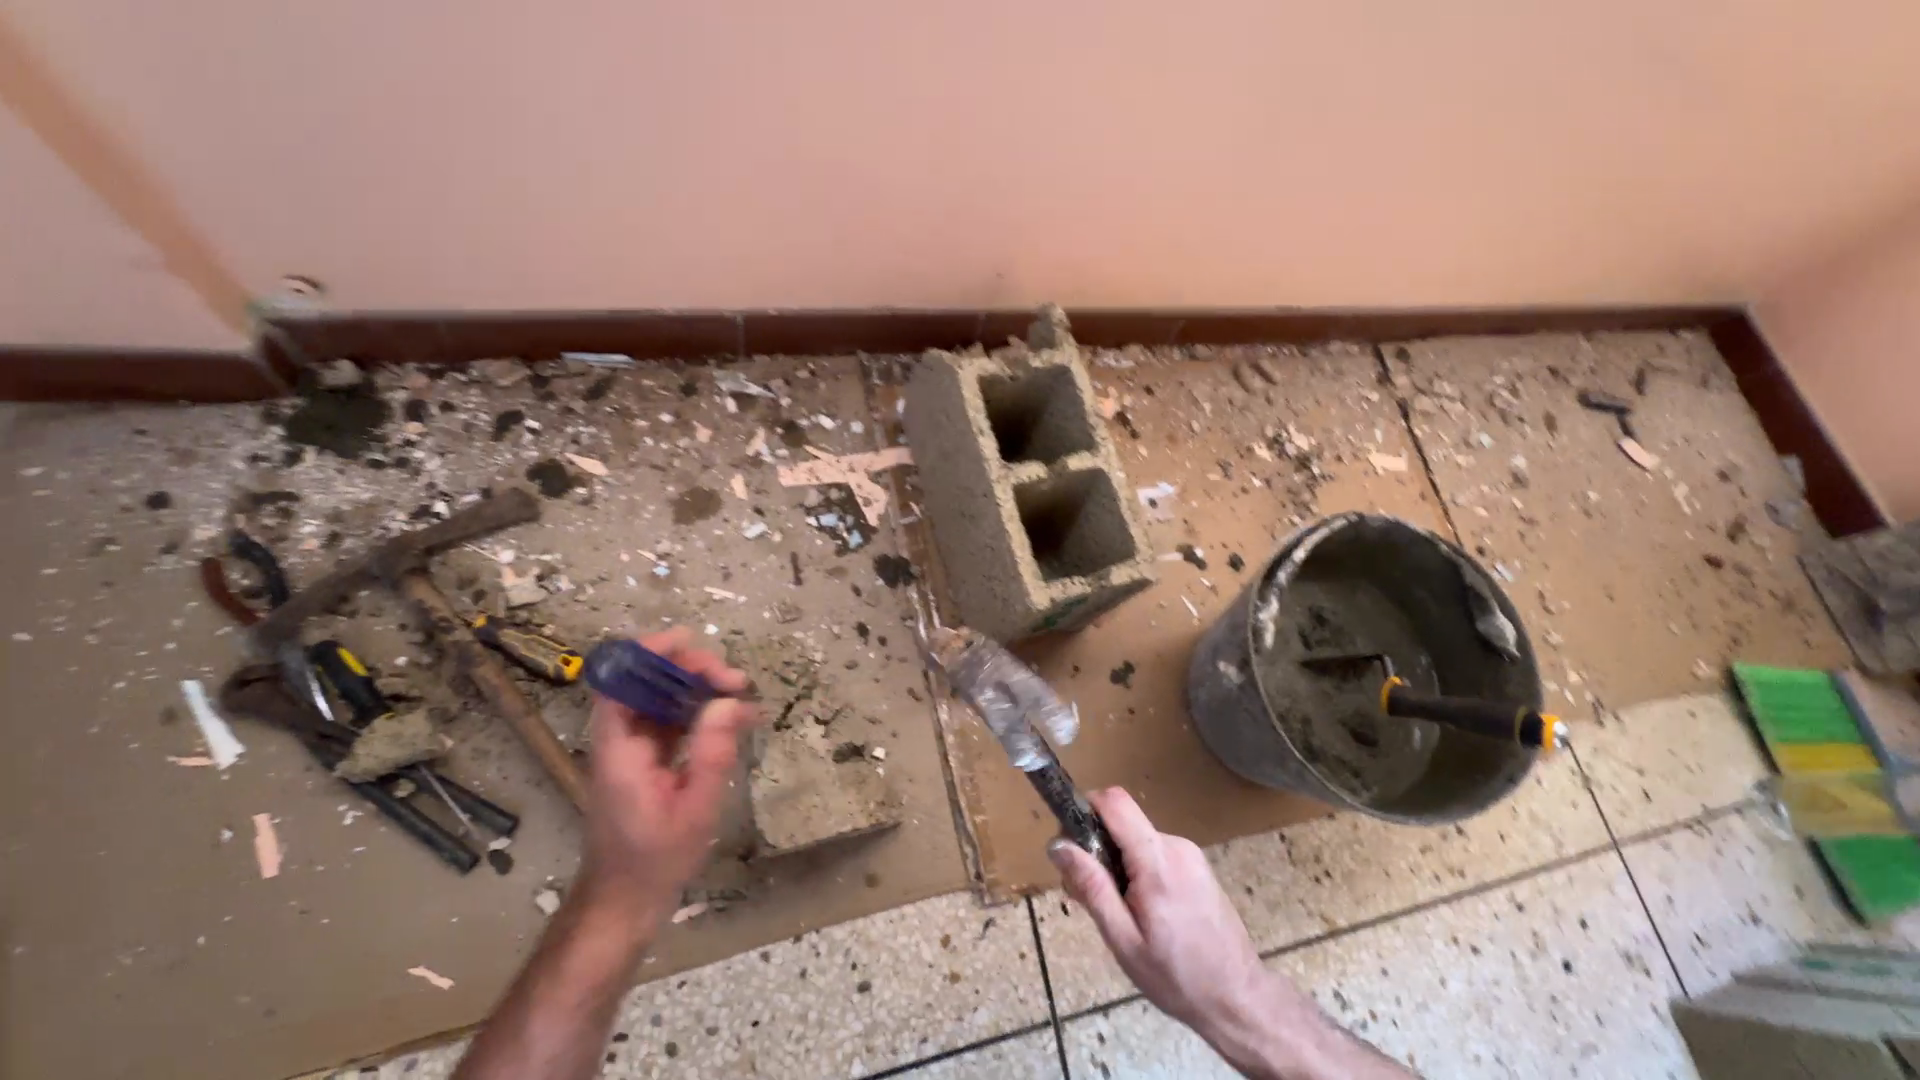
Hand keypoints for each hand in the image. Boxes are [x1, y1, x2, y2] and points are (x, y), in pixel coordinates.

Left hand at [574, 628, 756, 935]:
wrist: (625, 902)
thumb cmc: (655, 861)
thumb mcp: (694, 811)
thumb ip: (712, 755)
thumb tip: (730, 702)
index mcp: (619, 750)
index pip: (619, 682)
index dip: (648, 654)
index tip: (690, 642)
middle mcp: (621, 742)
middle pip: (646, 683)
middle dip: (689, 669)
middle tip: (735, 680)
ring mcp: (635, 751)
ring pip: (661, 699)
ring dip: (699, 688)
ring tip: (740, 693)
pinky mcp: (649, 762)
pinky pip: (672, 722)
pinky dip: (700, 712)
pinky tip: (734, 716)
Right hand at [1049, 788, 1276, 1035]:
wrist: (1238, 999)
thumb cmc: (1176, 977)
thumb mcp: (1123, 939)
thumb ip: (1091, 887)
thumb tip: (1058, 845)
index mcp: (1157, 860)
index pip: (1115, 801)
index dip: (1086, 808)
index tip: (1071, 843)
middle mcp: (1176, 846)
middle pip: (1122, 823)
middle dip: (1098, 849)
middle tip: (1090, 897)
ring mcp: (1191, 855)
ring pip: (1137, 840)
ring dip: (1118, 865)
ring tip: (1121, 915)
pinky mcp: (1198, 867)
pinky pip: (1155, 853)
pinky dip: (1139, 872)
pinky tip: (1144, 913)